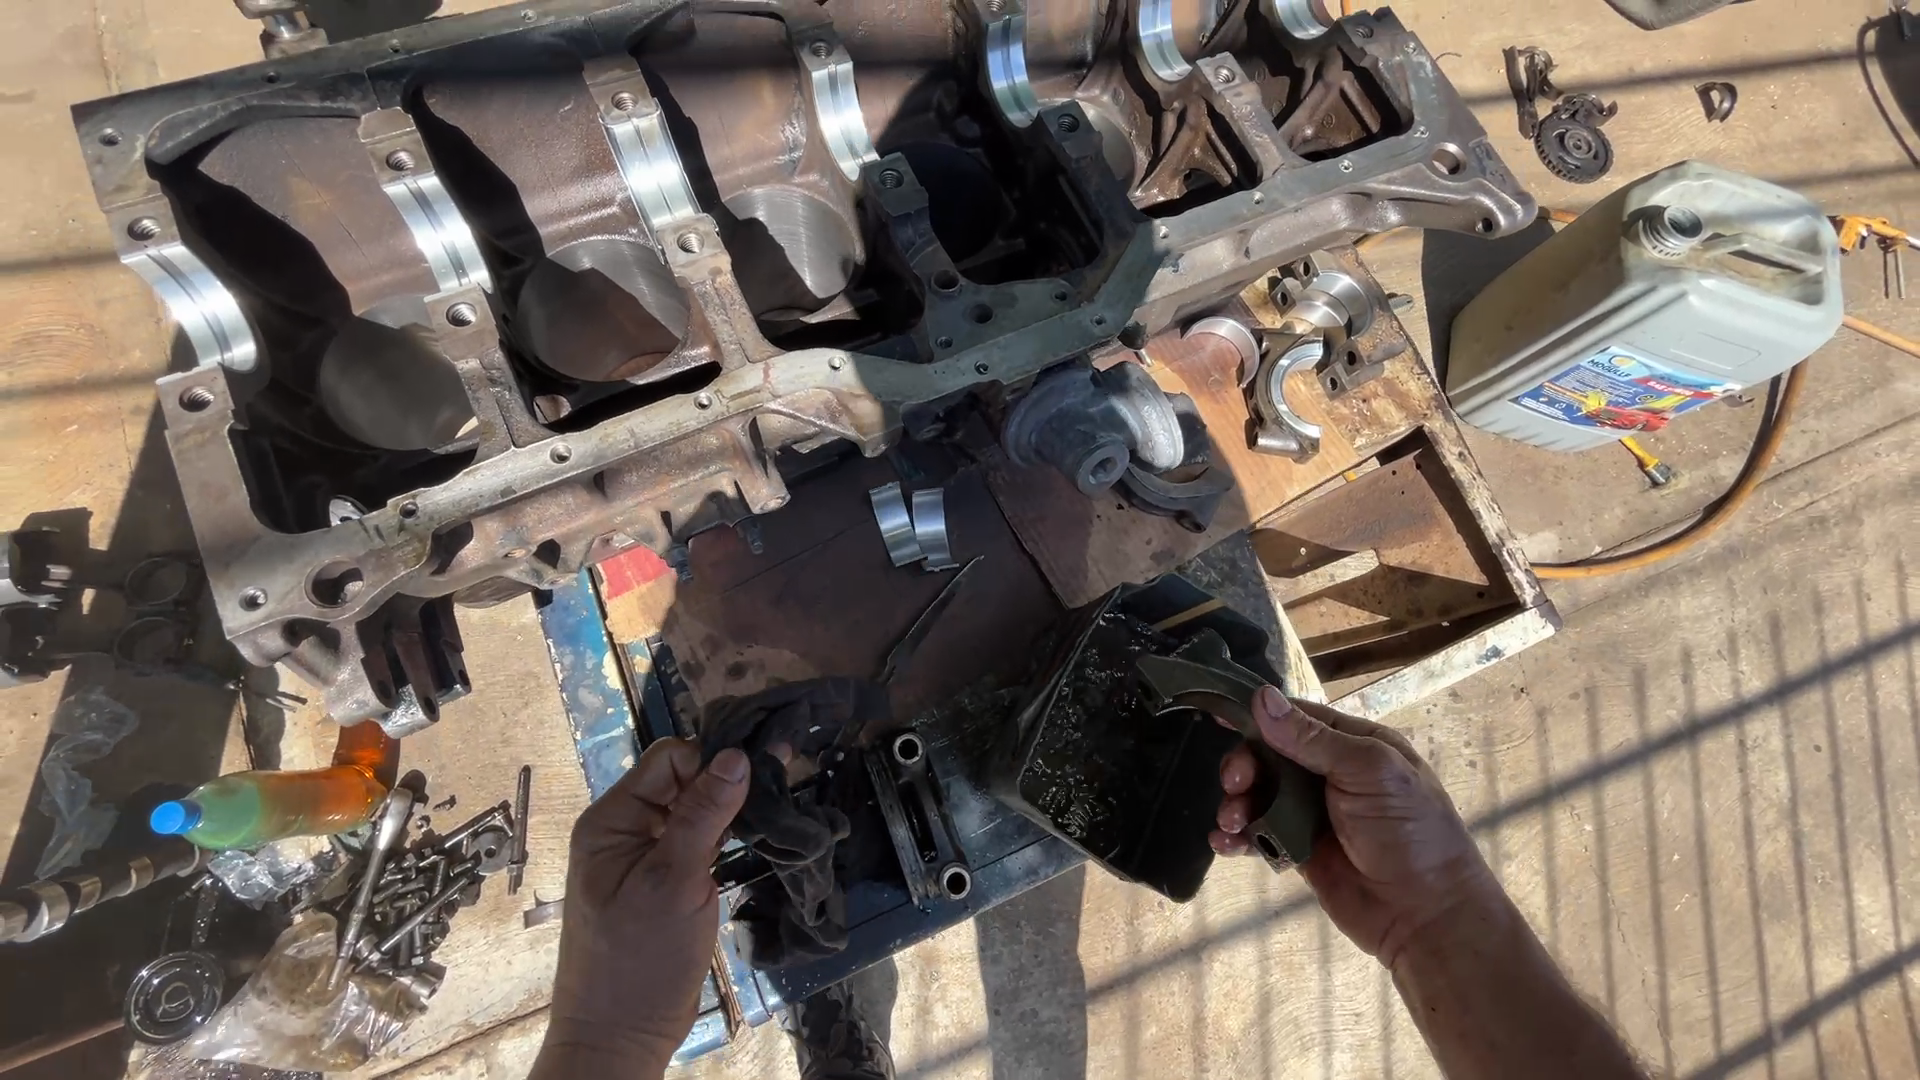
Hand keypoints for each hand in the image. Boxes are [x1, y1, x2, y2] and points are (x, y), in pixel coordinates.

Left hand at [535, 738, 749, 1076]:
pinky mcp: (669, 875)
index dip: (709, 762)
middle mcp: (627, 827)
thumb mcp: (673, 881)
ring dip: (730, 805)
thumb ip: (703, 814)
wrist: (622, 1041)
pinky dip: (727, 830)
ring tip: (772, 807)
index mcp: (612, 820)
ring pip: (696, 804)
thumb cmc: (639, 961)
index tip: (752, 779)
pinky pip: (700, 834)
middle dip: (726, 780)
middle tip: (775, 785)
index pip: (669, 759)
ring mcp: (648, 852)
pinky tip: (755, 832)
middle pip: (684, 777)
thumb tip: (738, 754)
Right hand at [1211, 688, 1499, 968]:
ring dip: (1236, 803)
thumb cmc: (1409, 833)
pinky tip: (1225, 844)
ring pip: (1257, 794)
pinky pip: (1257, 834)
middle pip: (1268, 756)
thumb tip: (1261, 696)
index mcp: (1353, 745)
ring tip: (1231, 823)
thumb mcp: (1368, 772)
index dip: (1258, 717)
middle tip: (1234, 784)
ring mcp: (1311, 813)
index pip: (1296, 718)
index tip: (1221, 720)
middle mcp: (1329, 774)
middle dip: (1244, 766)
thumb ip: (1312, 738)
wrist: (1428, 919)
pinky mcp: (1297, 849)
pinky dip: (1237, 837)